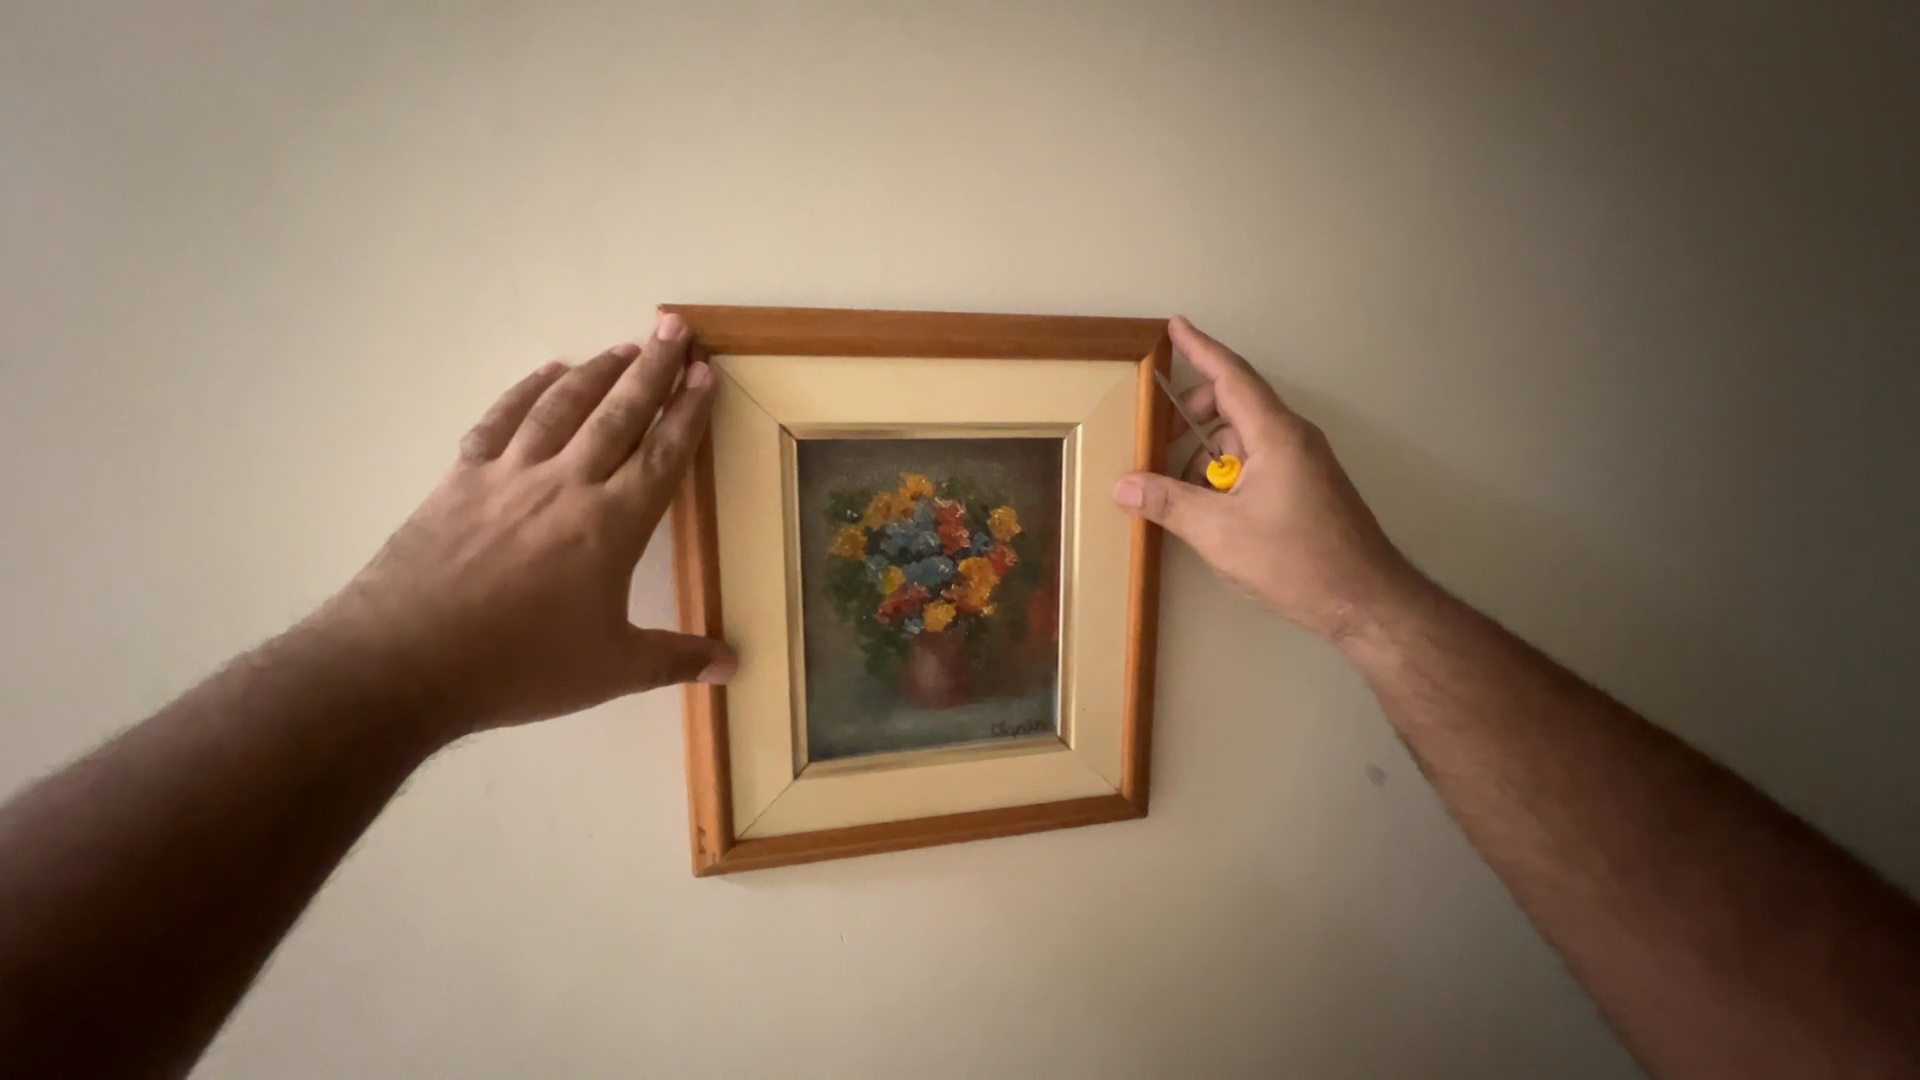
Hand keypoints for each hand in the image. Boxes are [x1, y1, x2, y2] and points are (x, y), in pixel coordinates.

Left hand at [314, 311, 734, 740]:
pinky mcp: (461, 481)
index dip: (688, 412)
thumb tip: (733, 666)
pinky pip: (501, 421)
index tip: (705, 374)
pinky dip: (526, 391)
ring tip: (625, 345)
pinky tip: (546, 373)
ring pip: (563, 407)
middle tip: (674, 327)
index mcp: (611, 525)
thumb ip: (676, 659)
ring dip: (599, 372)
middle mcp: (566, 485)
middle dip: (652, 368)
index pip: (662, 455)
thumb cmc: (519, 666)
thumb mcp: (611, 669)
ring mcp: (509, 477)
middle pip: (619, 414)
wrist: (399, 666)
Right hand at [1112, 316, 1421, 641]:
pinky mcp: (1303, 486)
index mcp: (1275, 434)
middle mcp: (1291, 438)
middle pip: (1233, 405)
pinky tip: (1207, 510)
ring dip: (1204, 456)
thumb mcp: (1219, 532)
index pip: (1231, 376)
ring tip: (1175, 491)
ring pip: (1240, 440)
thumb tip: (1122, 486)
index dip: (1200, 349)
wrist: (1364, 600)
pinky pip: (1254, 463)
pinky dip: (1224, 475)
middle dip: (1191, 415)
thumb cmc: (1295, 560)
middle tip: (1156, 441)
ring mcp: (1301, 462)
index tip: (1175, 326)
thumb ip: (1167, 503)